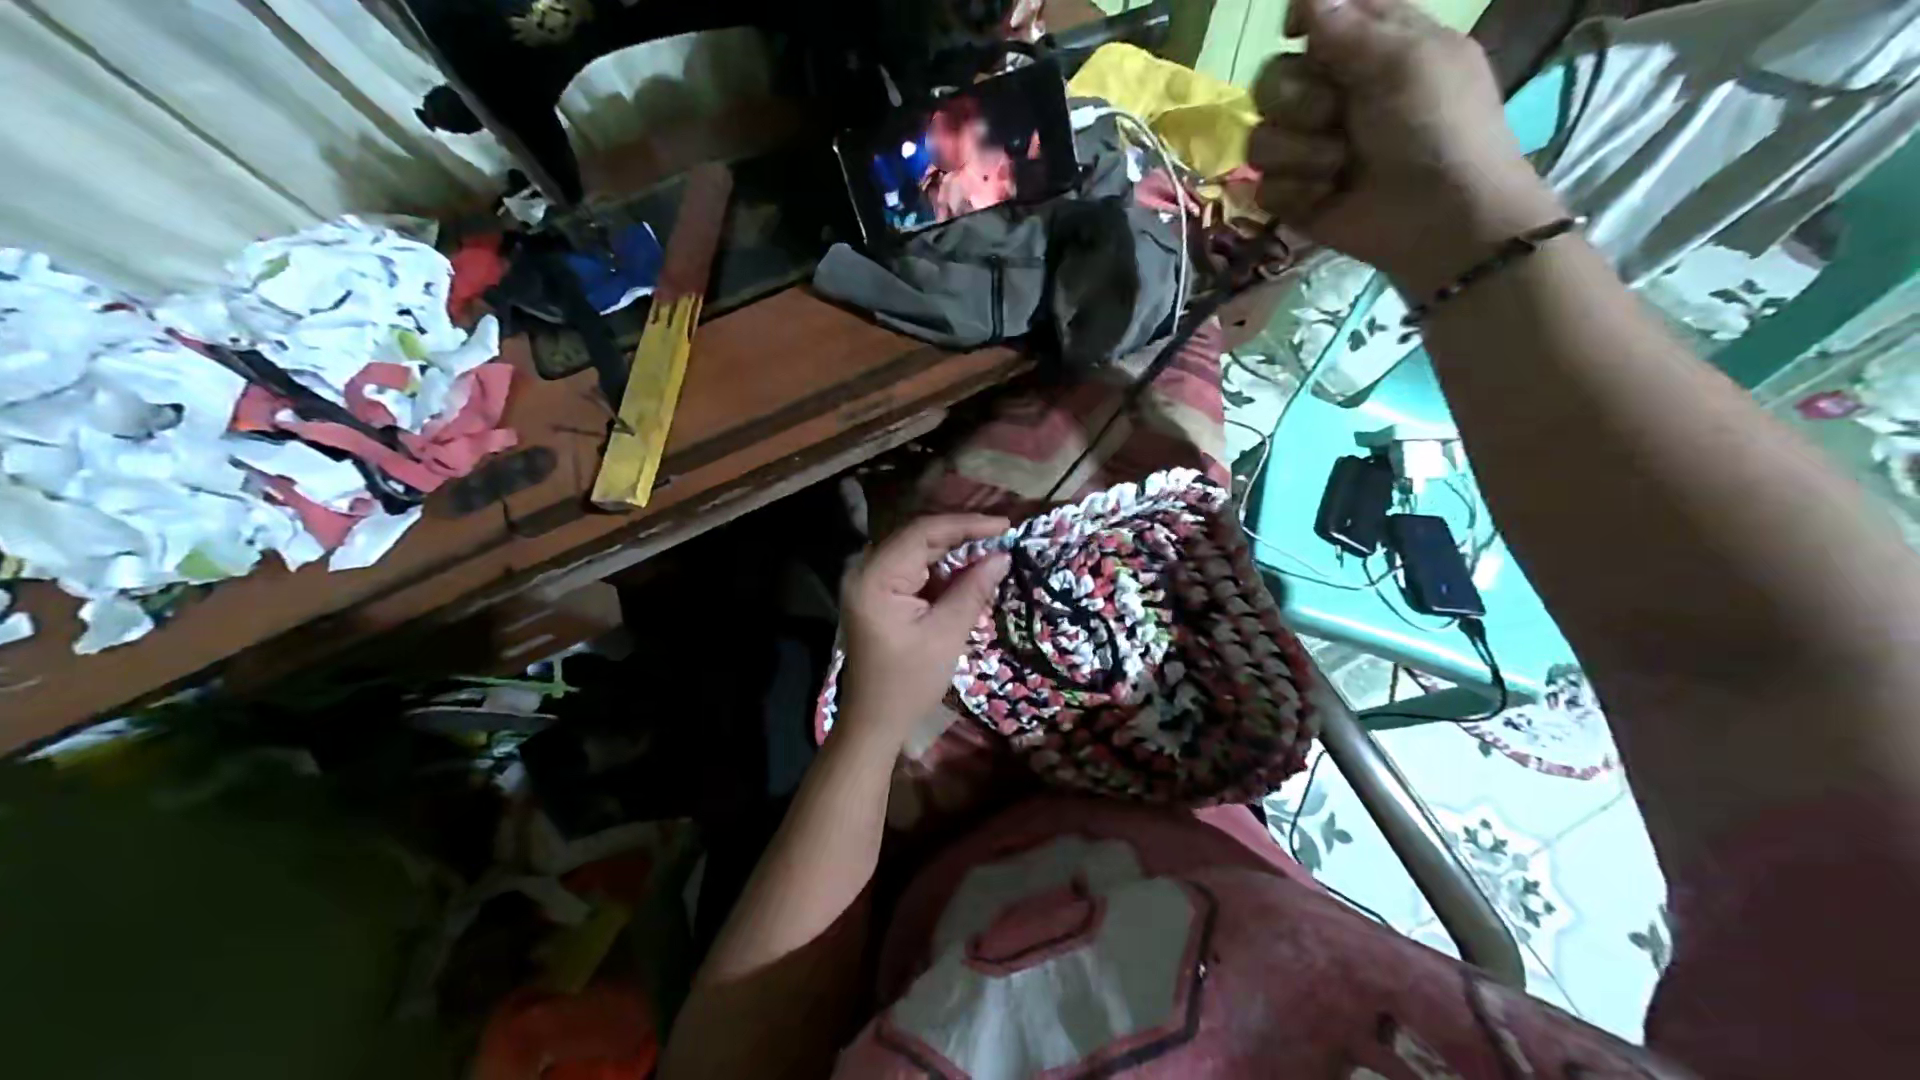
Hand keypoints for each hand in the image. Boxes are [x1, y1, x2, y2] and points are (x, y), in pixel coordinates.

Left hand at [837, 515, 1011, 741]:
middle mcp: (866, 570)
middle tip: (1004, 536)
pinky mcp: (878, 594)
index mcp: (875, 578)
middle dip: (962, 535)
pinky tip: (969, 572)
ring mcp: (870, 581)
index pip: (923, 533)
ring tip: (993, 551)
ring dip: (954, 551)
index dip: (966, 524)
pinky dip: (942, 570)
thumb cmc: (908, 682)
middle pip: (918, 537)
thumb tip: (1002, 556)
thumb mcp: (946, 635)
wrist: (874, 721)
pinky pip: (914, 569)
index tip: (1004, 525)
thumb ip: (973, 589)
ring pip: (918, 551)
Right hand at [1248, 0, 1566, 293]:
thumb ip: (1353, 27)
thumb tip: (1304, 0)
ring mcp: (1308, 151)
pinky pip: (1263, 188)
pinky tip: (1327, 197)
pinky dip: (1296, 193)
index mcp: (1367, 49)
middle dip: (1300, 102)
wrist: (1438, 215)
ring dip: (1301, 155)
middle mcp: (1330, 96)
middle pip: (1271, 82)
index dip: (1302, 20)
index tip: (1296, 32)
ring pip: (1261, 140)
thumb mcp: (1408, 60)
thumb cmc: (1437, 127)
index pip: (1317, 18)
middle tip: (1337, 117)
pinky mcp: (1293, 198)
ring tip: (1340, 168)